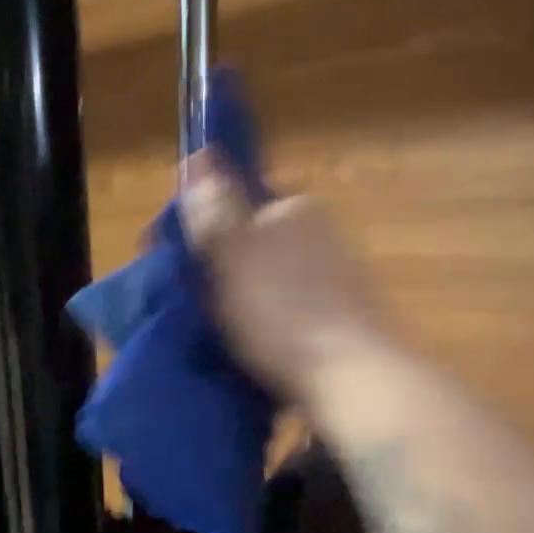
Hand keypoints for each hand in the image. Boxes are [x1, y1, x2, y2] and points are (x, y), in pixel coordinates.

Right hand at [179, 149, 384, 400]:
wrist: (352, 381)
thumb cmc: (283, 314)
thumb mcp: (234, 254)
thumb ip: (215, 208)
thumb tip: (200, 151)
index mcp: (296, 208)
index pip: (244, 205)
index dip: (209, 233)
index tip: (180, 268)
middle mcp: (324, 235)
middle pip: (261, 247)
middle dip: (230, 272)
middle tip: (194, 311)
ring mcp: (341, 281)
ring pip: (278, 285)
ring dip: (252, 306)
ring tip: (221, 342)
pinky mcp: (348, 326)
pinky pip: (296, 320)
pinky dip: (276, 333)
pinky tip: (259, 359)